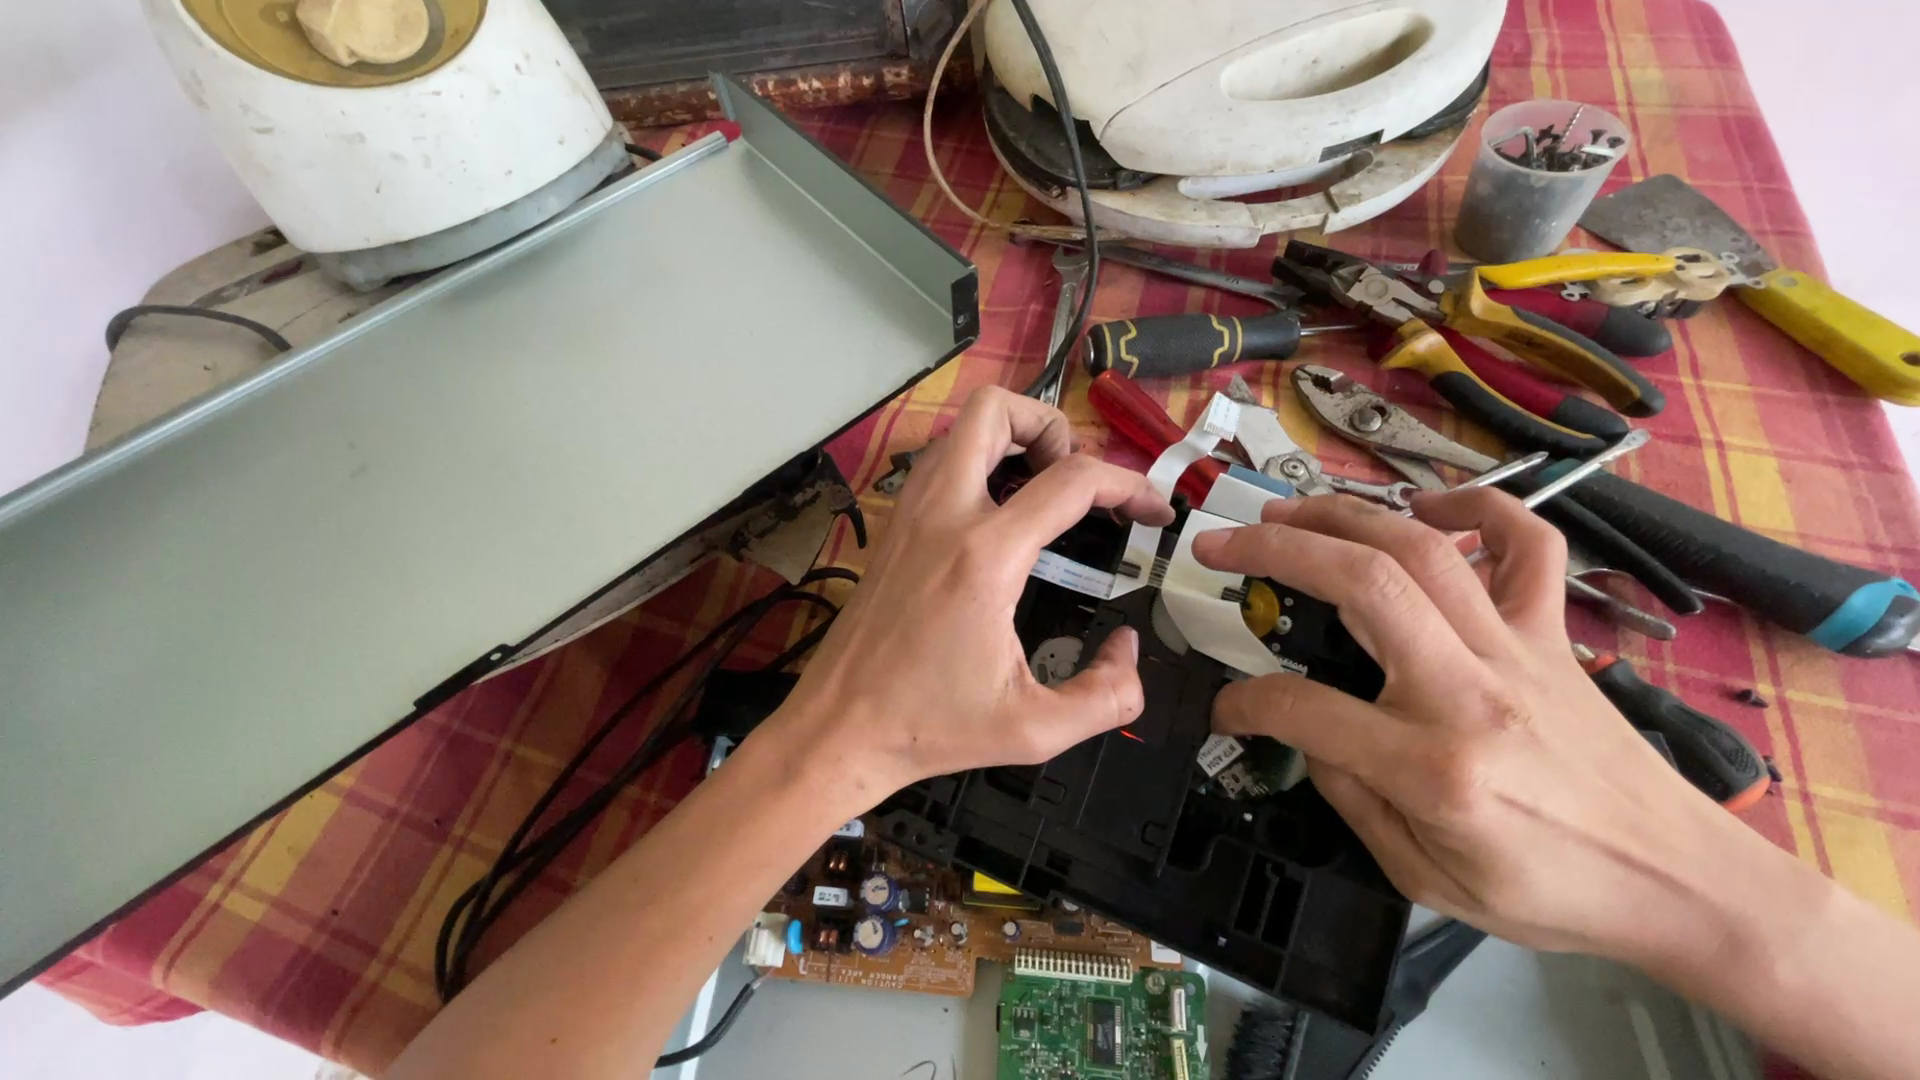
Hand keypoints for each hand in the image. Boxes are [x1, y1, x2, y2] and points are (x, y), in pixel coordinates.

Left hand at [760, 387, 1172, 804]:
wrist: (839, 728)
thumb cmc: (930, 726)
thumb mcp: (1035, 729)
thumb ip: (1107, 695)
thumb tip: (1127, 649)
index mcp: (985, 556)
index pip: (1072, 480)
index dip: (1129, 485)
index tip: (1152, 510)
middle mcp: (943, 516)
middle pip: (996, 411)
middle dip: (1052, 427)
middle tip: (1076, 483)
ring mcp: (909, 515)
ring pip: (960, 430)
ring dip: (1010, 439)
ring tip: (1041, 492)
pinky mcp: (892, 528)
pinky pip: (938, 465)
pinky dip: (976, 465)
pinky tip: (995, 517)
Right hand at [1191, 490, 1761, 966]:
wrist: (1683, 884)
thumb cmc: (1548, 889)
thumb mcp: (1423, 877)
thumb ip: (1349, 796)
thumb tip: (1307, 732)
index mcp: (1431, 766)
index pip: (1303, 708)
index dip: (1244, 702)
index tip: (1224, 706)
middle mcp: (1471, 689)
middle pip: (1363, 585)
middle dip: (1274, 551)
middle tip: (1220, 545)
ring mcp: (1518, 649)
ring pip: (1422, 550)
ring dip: (1341, 516)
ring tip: (1286, 513)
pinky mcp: (1552, 634)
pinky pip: (1527, 546)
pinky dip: (1477, 508)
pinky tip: (1426, 507)